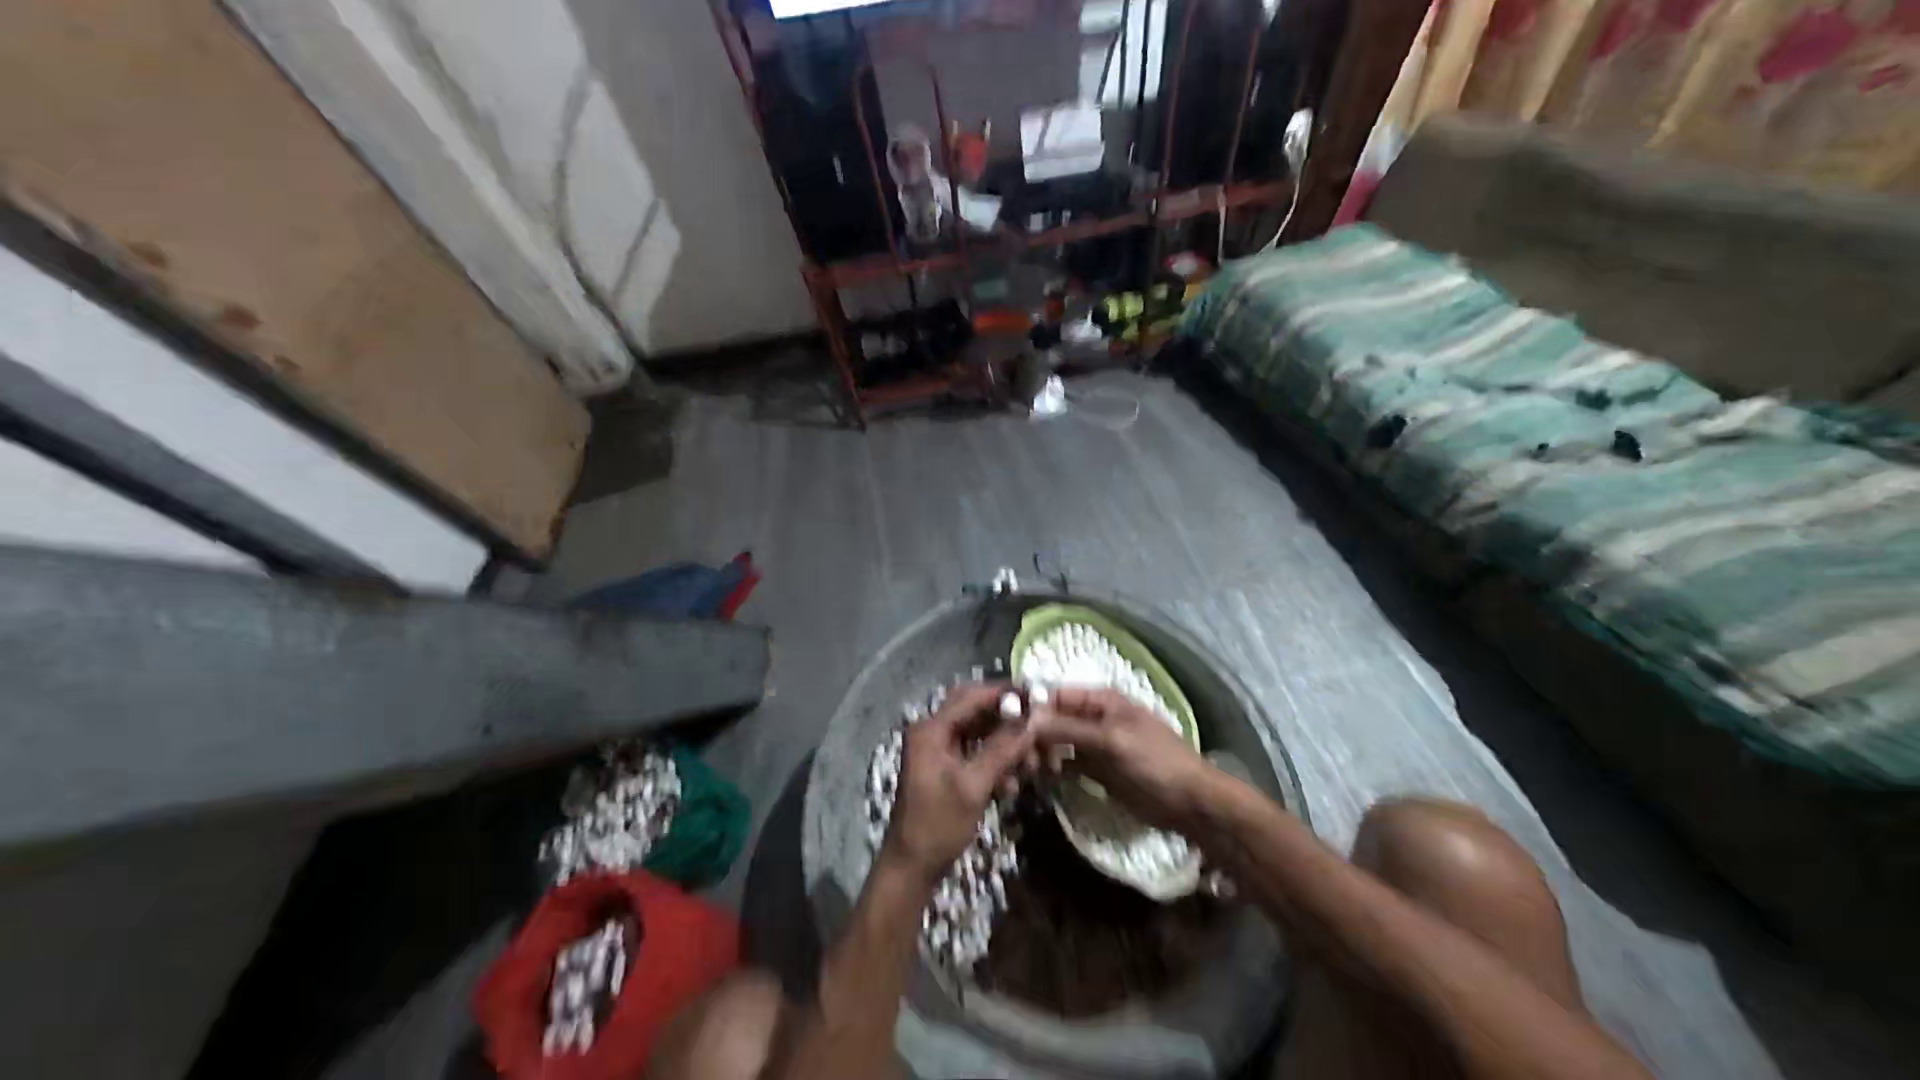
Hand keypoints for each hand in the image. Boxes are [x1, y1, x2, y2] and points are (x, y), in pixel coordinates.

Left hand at [881, 683, 1036, 881]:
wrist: (912, 867)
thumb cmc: (938, 824)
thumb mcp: (973, 785)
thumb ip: (1002, 749)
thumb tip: (1032, 721)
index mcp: (931, 729)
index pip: (972, 696)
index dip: (1005, 693)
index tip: (1037, 695)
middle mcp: (933, 732)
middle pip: (976, 711)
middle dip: (1008, 717)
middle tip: (1038, 723)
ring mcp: (939, 751)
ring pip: (979, 733)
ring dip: (1006, 743)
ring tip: (1034, 760)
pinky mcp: (947, 769)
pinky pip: (977, 753)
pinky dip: (997, 761)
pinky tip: (1014, 783)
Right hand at [1032, 687, 1218, 829]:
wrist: (1189, 803)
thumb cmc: (1154, 761)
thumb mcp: (1111, 741)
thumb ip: (1069, 729)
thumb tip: (1029, 720)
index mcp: (1102, 700)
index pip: (1057, 694)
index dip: (1033, 705)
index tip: (1008, 722)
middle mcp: (1095, 717)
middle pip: (1054, 718)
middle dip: (1035, 732)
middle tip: (1017, 754)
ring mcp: (1095, 744)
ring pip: (1058, 741)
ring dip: (1041, 751)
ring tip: (1026, 768)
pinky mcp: (1096, 770)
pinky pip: (1067, 763)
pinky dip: (1053, 768)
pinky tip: (1038, 777)